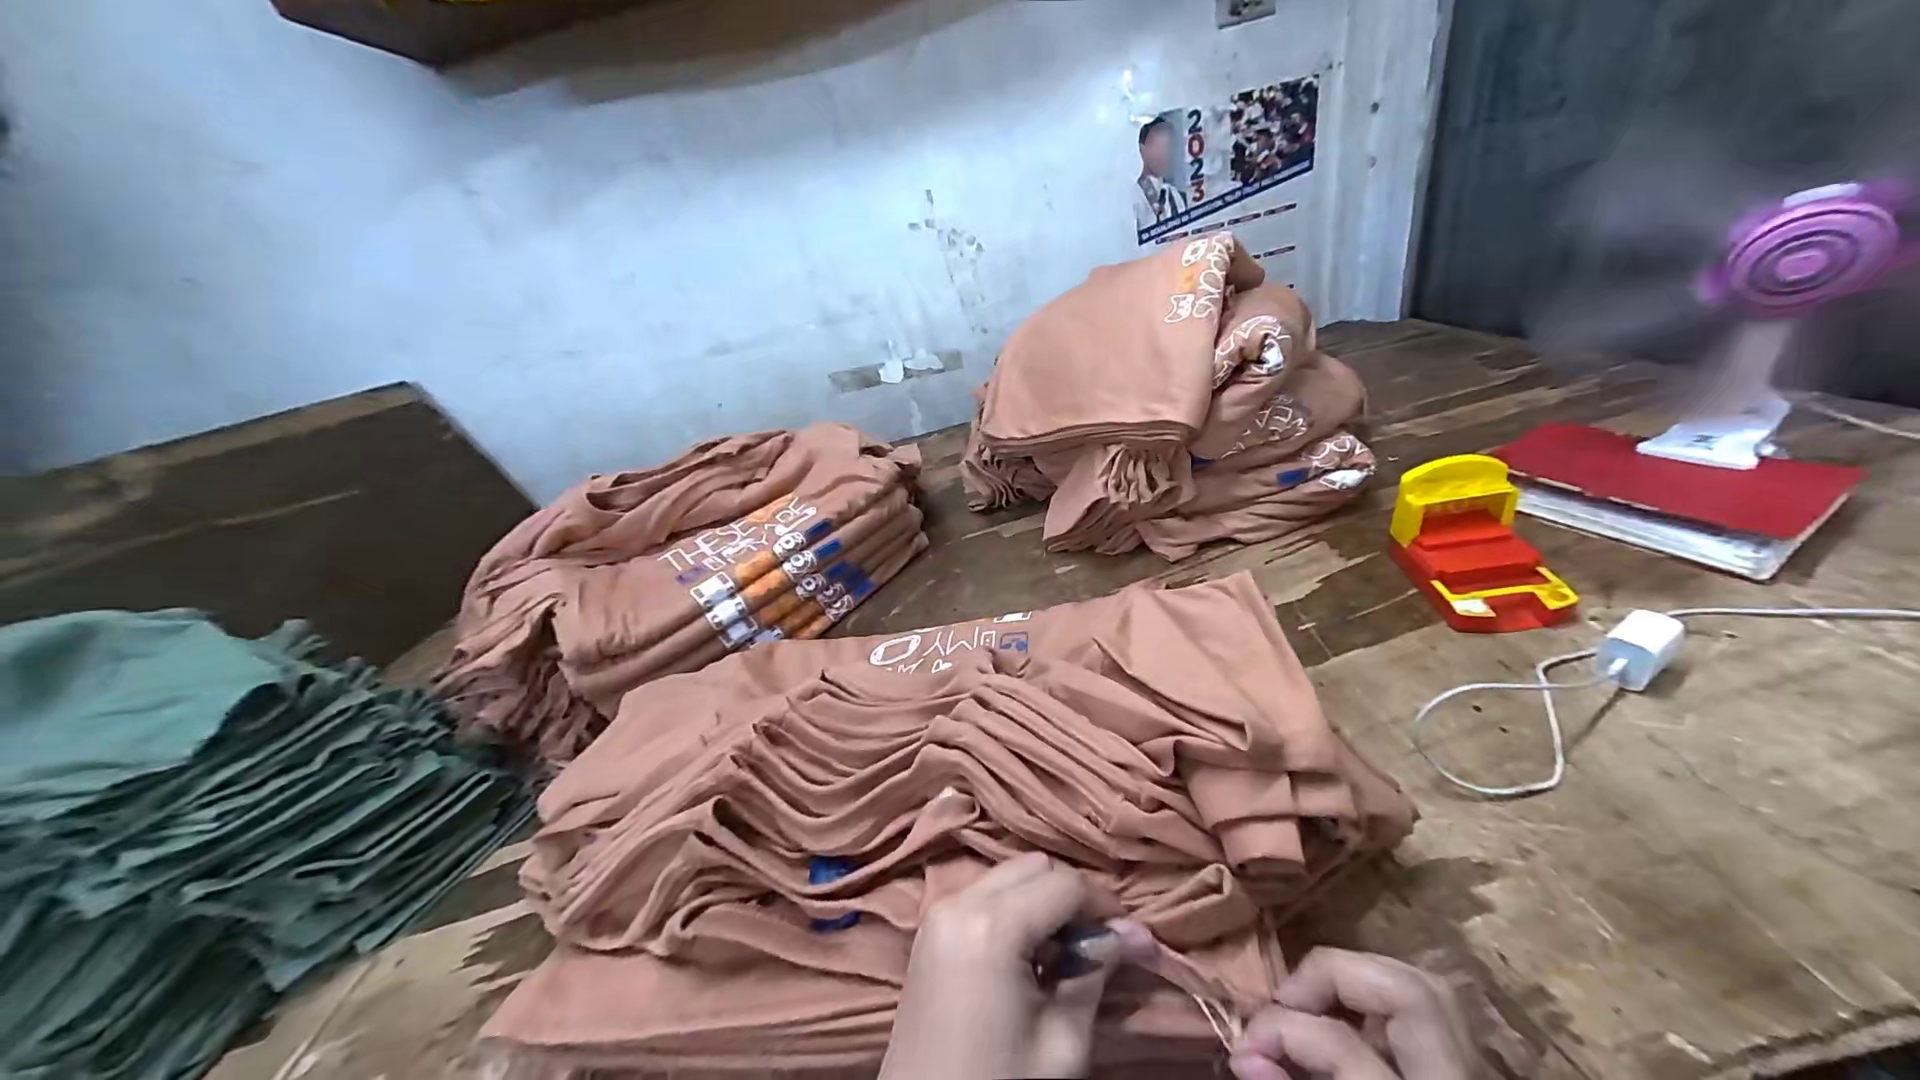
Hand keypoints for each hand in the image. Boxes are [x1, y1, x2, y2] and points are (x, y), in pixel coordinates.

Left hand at [879, 853, 1151, 1079]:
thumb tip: (1138, 934)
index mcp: (991, 925)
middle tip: (1099, 944)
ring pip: (1008, 876)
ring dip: (1042, 899)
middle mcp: (960, 901)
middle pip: (1033, 867)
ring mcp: (939, 912)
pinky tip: (1030, 954)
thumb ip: (1095, 972)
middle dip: (1072, 896)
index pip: (1065, 885)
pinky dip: (1014, 908)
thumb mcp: (1061, 1041)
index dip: (1104, 906)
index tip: (1131, 938)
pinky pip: (983, 894)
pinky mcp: (930, 929)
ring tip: (1066, 953)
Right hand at [1231, 948, 1475, 1079]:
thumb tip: (1244, 1054)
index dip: (1282, 1031)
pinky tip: (1348, 1024)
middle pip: (1407, 989)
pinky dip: (1380, 1002)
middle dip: (1330, 976)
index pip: (1343, 1044)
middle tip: (1286, 1004)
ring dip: (1356, 980)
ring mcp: (1478, 1076)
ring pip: (1425, 986)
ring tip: (1312, 1008)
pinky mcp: (1474, 1074)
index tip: (1245, 1047)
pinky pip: (1432, 1013)